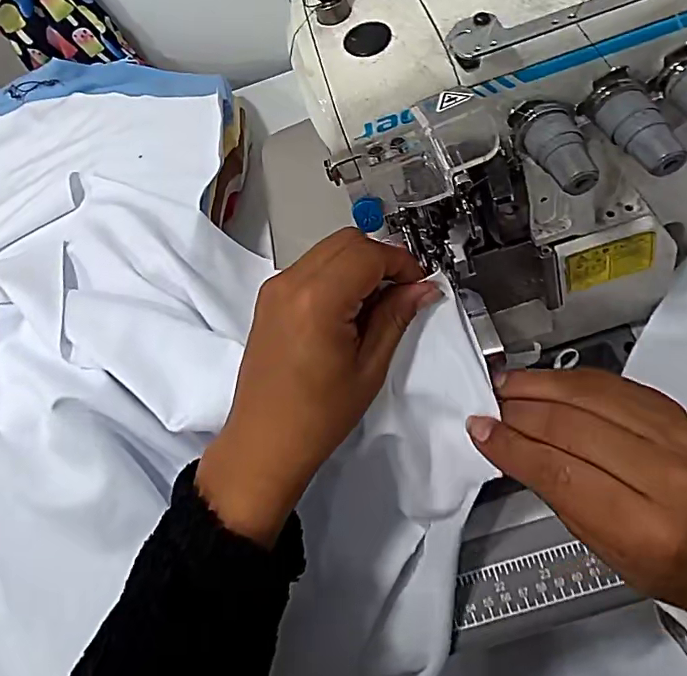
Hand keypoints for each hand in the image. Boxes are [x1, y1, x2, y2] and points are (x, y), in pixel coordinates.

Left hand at [198, 228, 439, 546]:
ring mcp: (276, 288)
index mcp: (317, 301)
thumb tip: (422, 288)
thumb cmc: (314, 418)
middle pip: (349, 241)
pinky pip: (312, 265)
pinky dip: (337, 273)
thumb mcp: (370, 367)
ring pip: (330, 249)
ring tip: (376, 303)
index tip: (418, 283)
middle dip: (381, 258)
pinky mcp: (270, 297)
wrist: (264, 445)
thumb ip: (397, 316)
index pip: (369, 254)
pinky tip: (350, 307)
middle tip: (402, 290)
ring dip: (359, 263)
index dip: (401, 263)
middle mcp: (291, 285)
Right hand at [467, 369, 686, 658]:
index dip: (514, 446)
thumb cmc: (667, 563)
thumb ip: (557, 491)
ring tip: (507, 385)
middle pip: (573, 426)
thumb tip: (509, 444)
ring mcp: (673, 434)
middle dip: (520, 411)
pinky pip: (608, 383)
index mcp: (647, 527)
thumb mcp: (604, 548)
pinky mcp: (670, 408)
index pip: (563, 473)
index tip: (481, 430)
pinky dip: (568, 378)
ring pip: (588, 394)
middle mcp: (666, 475)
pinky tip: (543, 380)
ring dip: (538, 385)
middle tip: (489, 404)